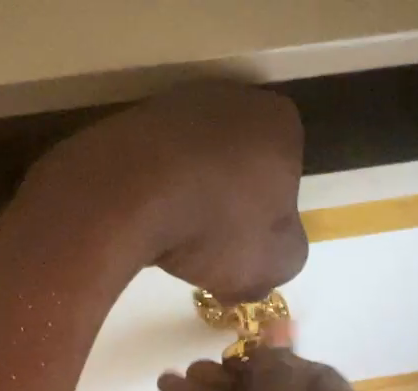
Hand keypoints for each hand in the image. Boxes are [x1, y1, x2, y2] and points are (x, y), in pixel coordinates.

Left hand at [23, 82, 308, 301]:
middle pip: (239, 169)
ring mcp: (176, 105)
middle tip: (215, 255)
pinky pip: (154, 170)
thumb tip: (266, 264)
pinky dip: (154, 198)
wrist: (132, 194)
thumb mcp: (277, 262)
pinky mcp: (129, 123)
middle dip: (229, 210)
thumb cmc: (222, 224)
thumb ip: (285, 259)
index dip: (270, 222)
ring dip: (189, 205)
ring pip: (194, 169)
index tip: (252, 253)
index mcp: (280, 123)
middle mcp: (232, 99)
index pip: (288, 176)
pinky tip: (147, 227)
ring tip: (176, 245)